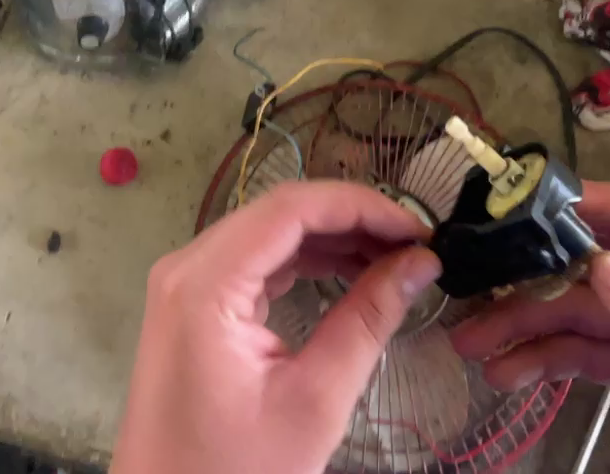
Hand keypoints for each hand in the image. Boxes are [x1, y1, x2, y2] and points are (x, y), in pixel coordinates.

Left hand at [110, 180, 441, 473]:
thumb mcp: (313, 403)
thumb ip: (367, 321)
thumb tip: (421, 263)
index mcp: (205, 282)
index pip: (290, 208)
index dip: (359, 206)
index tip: (417, 227)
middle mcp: (189, 264)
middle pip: (279, 212)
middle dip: (351, 220)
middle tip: (414, 244)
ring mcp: (188, 280)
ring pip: (271, 231)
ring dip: (333, 238)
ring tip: (394, 257)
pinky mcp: (196, 299)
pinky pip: (258, 258)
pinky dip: (306, 259)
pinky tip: (351, 270)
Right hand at [451, 182, 609, 473]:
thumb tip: (599, 261)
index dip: (568, 204)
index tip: (505, 207)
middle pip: (585, 272)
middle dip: (526, 285)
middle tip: (468, 302)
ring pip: (576, 316)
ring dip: (524, 328)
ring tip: (472, 351)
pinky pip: (585, 357)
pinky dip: (545, 362)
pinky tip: (509, 376)